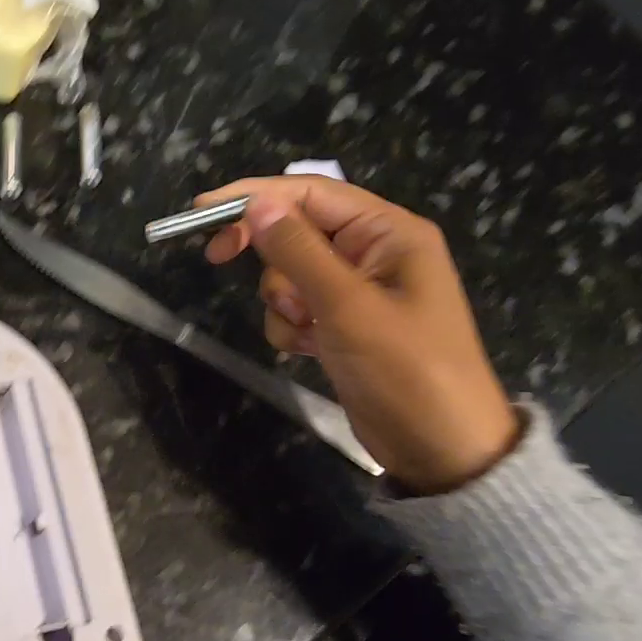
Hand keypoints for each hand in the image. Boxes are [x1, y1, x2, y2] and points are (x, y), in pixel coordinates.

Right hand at [198, 176, 519, 493]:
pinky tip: (307, 351)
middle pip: (297, 232)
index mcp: (388, 233)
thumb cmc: (404, 369)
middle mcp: (374, 254)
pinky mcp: (343, 328)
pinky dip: (290, 329)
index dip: (255, 196)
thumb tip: (255, 205)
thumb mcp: (346, 306)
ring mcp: (357, 294)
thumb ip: (297, 251)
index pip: (311, 194)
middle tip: (216, 259)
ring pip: (290, 276)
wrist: (438, 446)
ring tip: (305, 331)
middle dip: (269, 256)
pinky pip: (297, 312)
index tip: (203, 211)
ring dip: (282, 301)